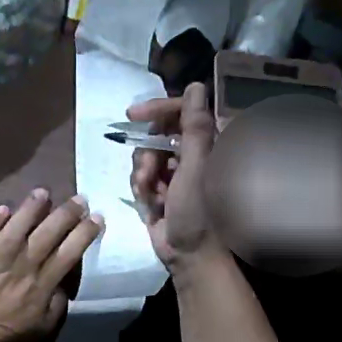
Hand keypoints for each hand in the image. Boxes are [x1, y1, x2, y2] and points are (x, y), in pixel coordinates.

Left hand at [0, 188, 102, 341]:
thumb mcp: (44, 326)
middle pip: (46, 237)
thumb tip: (65, 278)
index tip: (96, 217)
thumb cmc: (8, 332)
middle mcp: (21, 269)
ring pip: (13, 232)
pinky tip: (1, 209)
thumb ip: (58, 302)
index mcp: (41, 286)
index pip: (68, 254)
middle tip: (79, 199)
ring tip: (43, 193)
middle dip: (65, 215)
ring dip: (29, 211)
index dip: (84, 234)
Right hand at [128, 82, 223, 275]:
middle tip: (147, 174)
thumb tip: (197, 86)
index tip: (133, 115)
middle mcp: (193, 153)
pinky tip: (151, 205)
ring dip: (143, 174)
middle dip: (147, 153)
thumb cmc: (200, 213)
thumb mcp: (196, 168)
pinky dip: (142, 188)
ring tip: (151, 195)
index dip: (158, 110)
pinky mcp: (162, 189)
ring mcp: (176, 172)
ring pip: (146, 154)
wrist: (189, 256)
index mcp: (209, 144)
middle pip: (158, 133)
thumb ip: (195, 127)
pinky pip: (142, 176)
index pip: (182, 111)